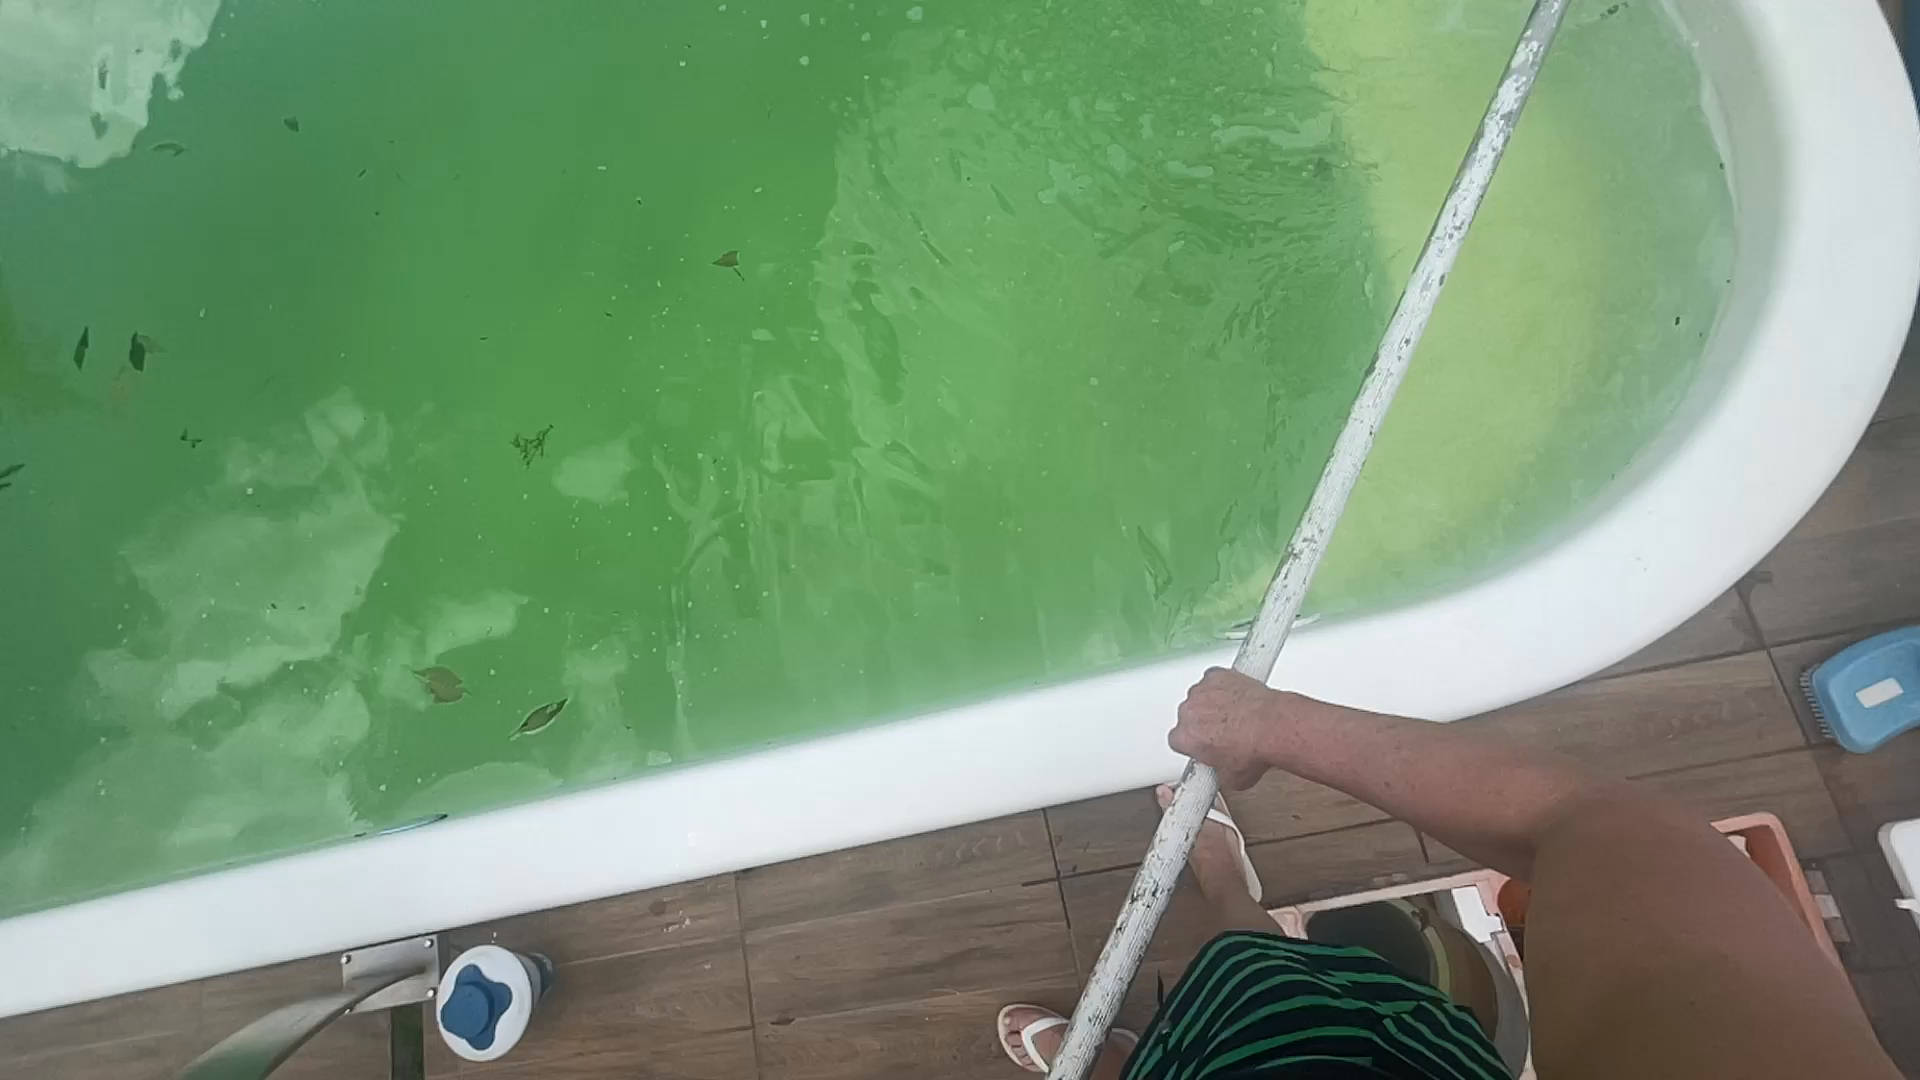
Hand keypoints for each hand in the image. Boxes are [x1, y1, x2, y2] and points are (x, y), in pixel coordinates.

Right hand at [1171, 667, 1284, 788]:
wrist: (1273, 727)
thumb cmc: (1254, 749)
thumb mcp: (1233, 778)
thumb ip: (1217, 772)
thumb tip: (1224, 772)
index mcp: (1184, 737)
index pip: (1178, 740)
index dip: (1192, 744)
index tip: (1204, 746)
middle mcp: (1187, 712)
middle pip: (1188, 716)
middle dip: (1202, 724)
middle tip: (1224, 734)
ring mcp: (1201, 691)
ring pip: (1201, 697)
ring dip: (1213, 705)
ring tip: (1235, 716)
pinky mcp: (1216, 676)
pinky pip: (1215, 680)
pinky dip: (1225, 687)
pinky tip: (1239, 699)